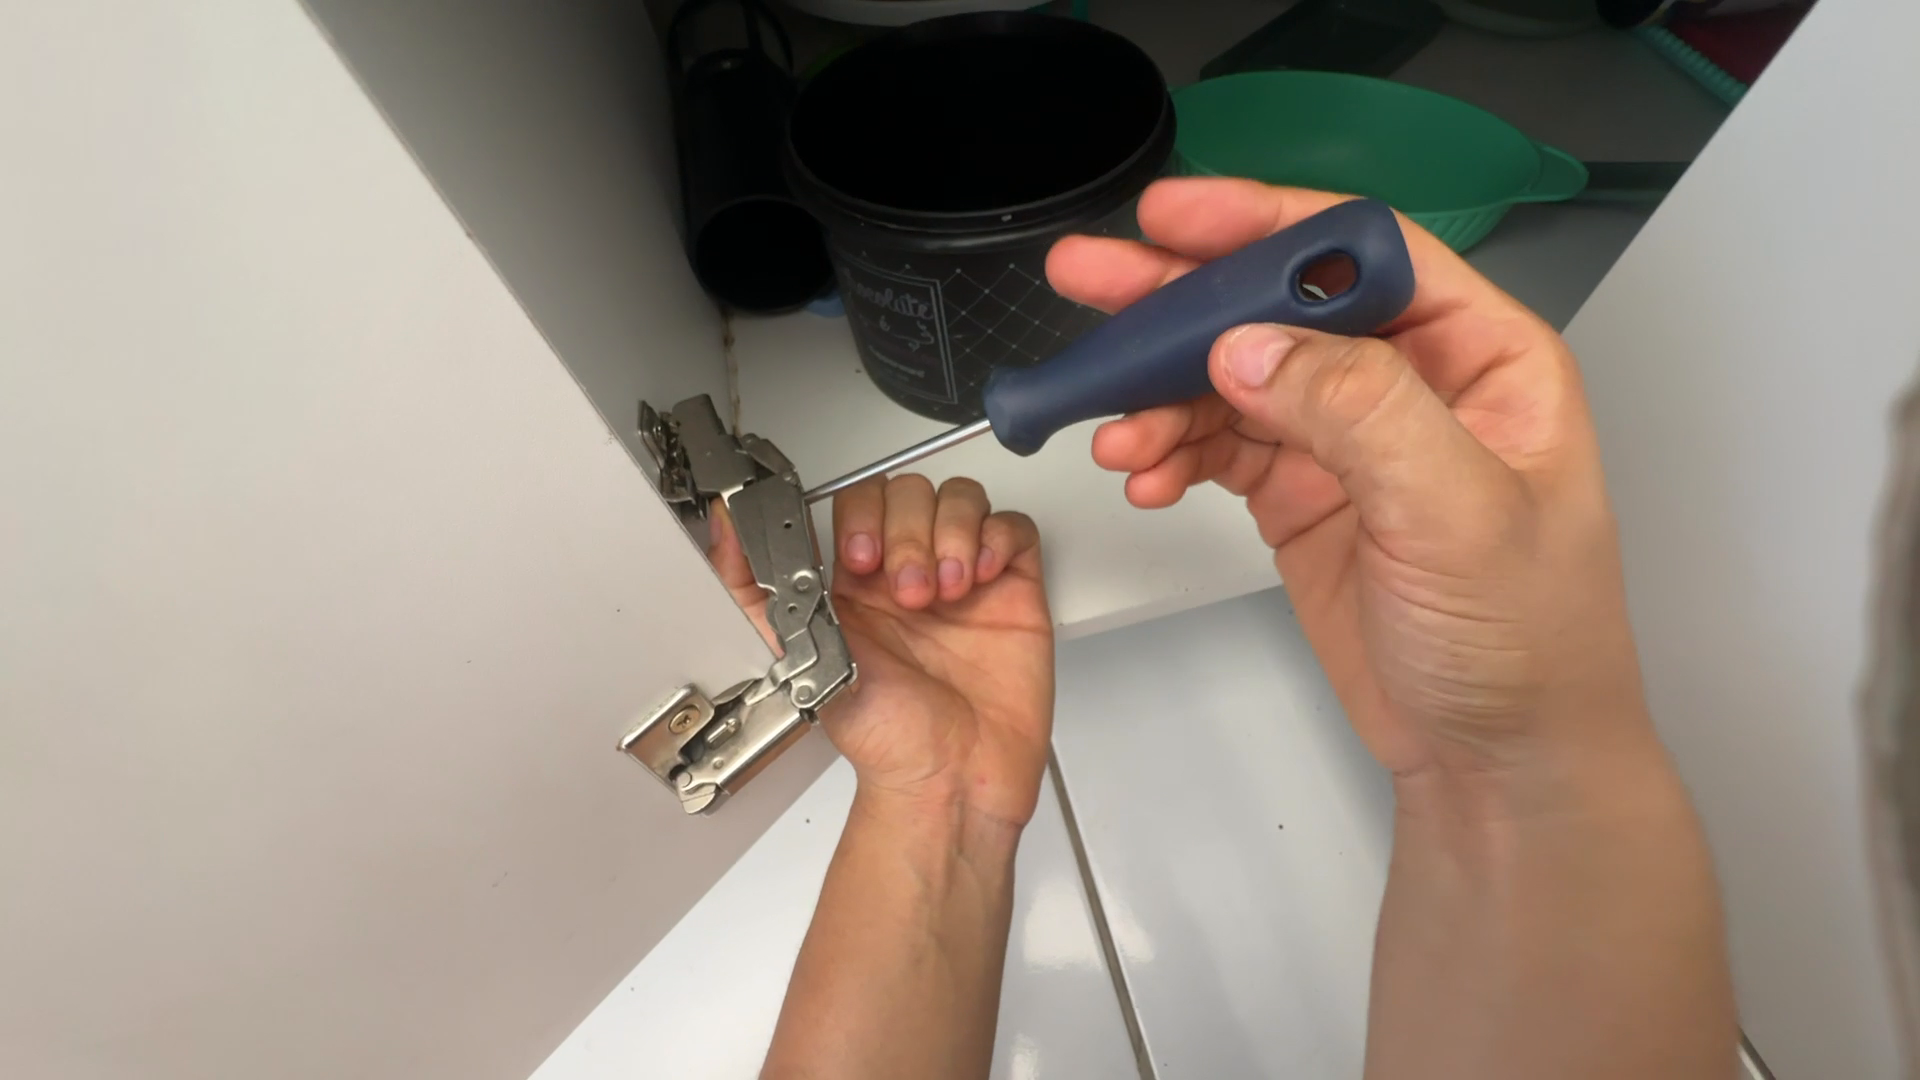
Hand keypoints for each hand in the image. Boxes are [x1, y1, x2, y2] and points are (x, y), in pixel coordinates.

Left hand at [711, 475, 1052, 826]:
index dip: (863, 514)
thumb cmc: (885, 736)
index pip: (860, 499)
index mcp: (859, 583)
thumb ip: (754, 591)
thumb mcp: (800, 658)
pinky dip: (995, 539)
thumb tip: (722, 526)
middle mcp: (910, 571)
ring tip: (947, 591)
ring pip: (961, 498)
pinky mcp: (1010, 588)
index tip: (861, 559)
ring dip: (951, 534)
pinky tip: (978, 578)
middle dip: (908, 533)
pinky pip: (1011, 528)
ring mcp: (961, 575)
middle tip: (909, 592)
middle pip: (911, 490)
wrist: (951, 777)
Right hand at [1048, 178, 1652, 791]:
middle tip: (1089, 281)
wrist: (1488, 751)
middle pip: (1268, 313)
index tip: (1168, 218)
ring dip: (1160, 403)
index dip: (1257, 225)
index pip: (1353, 256)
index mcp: (1471, 358)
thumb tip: (1245, 347)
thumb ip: (1358, 414)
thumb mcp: (1455, 516)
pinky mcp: (1295, 493)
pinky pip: (1215, 451)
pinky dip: (1172, 458)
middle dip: (1174, 301)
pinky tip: (1147, 478)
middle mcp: (1399, 386)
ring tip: (1117, 438)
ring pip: (1227, 386)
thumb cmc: (1519, 641)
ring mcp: (1338, 441)